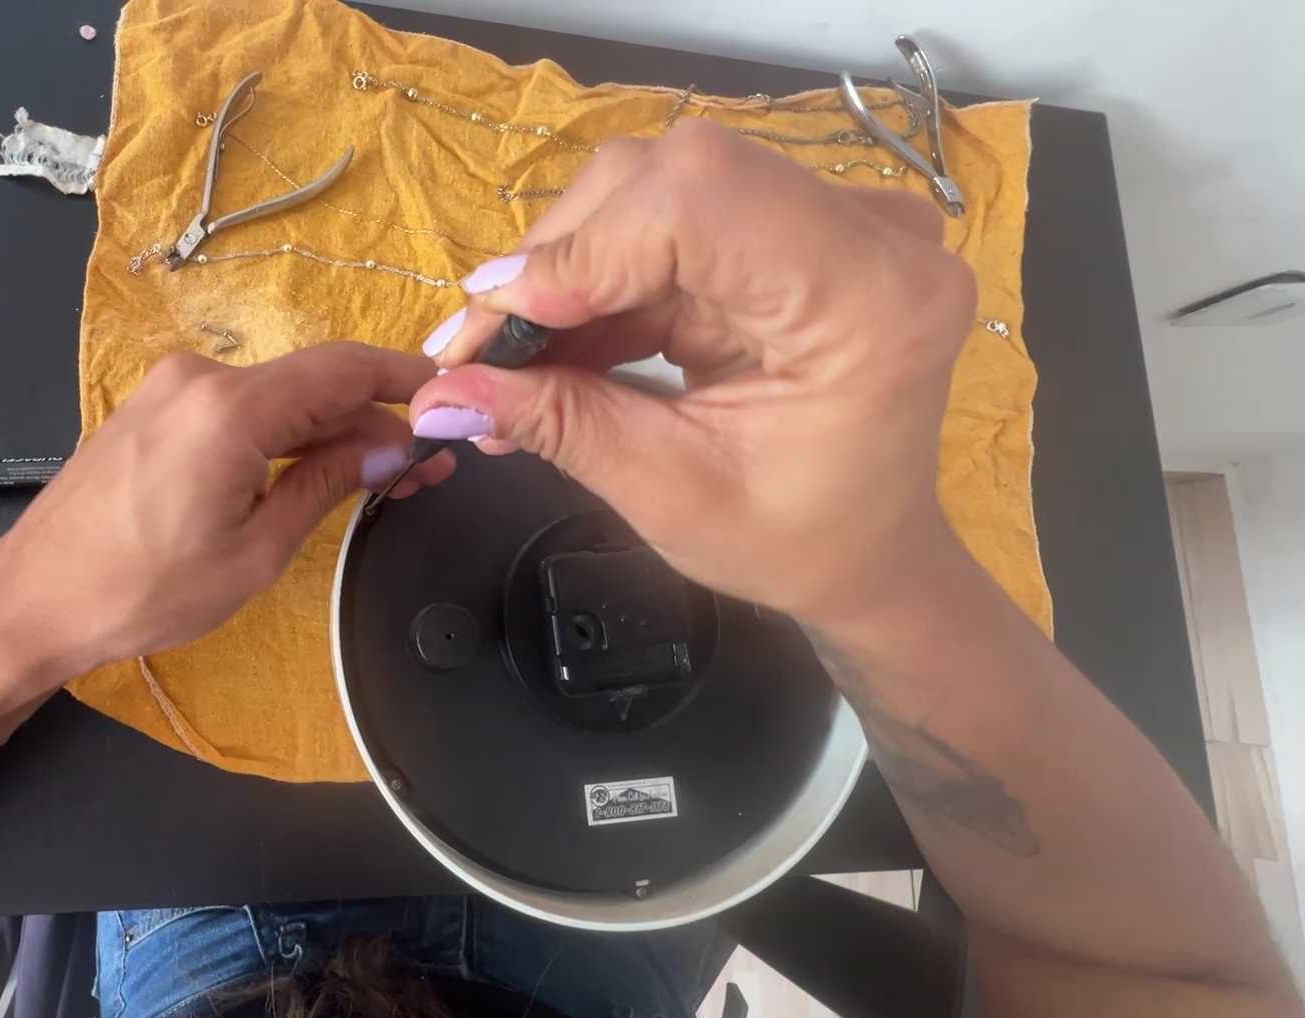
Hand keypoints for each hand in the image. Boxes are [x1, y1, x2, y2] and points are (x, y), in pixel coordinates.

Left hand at [0, 344, 449, 692]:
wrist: (34, 599)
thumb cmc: (145, 590)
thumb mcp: (256, 550)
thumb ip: (327, 483)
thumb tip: (389, 449)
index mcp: (230, 409)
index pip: (342, 370)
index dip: (404, 377)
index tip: (448, 394)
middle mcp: (201, 379)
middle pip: (314, 383)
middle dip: (374, 419)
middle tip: (422, 463)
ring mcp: (173, 389)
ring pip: (280, 397)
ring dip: (333, 430)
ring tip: (381, 474)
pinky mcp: (159, 409)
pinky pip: (243, 410)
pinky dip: (288, 434)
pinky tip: (317, 466)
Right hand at [409, 121, 977, 625]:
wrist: (859, 547)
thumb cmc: (790, 542)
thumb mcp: (667, 494)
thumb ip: (557, 426)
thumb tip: (440, 395)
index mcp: (865, 300)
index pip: (698, 198)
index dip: (579, 251)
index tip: (494, 327)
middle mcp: (859, 233)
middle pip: (661, 182)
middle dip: (550, 267)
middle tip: (476, 354)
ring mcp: (820, 225)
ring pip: (643, 200)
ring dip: (556, 284)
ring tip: (501, 366)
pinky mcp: (776, 238)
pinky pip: (653, 238)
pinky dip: (585, 295)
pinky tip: (543, 354)